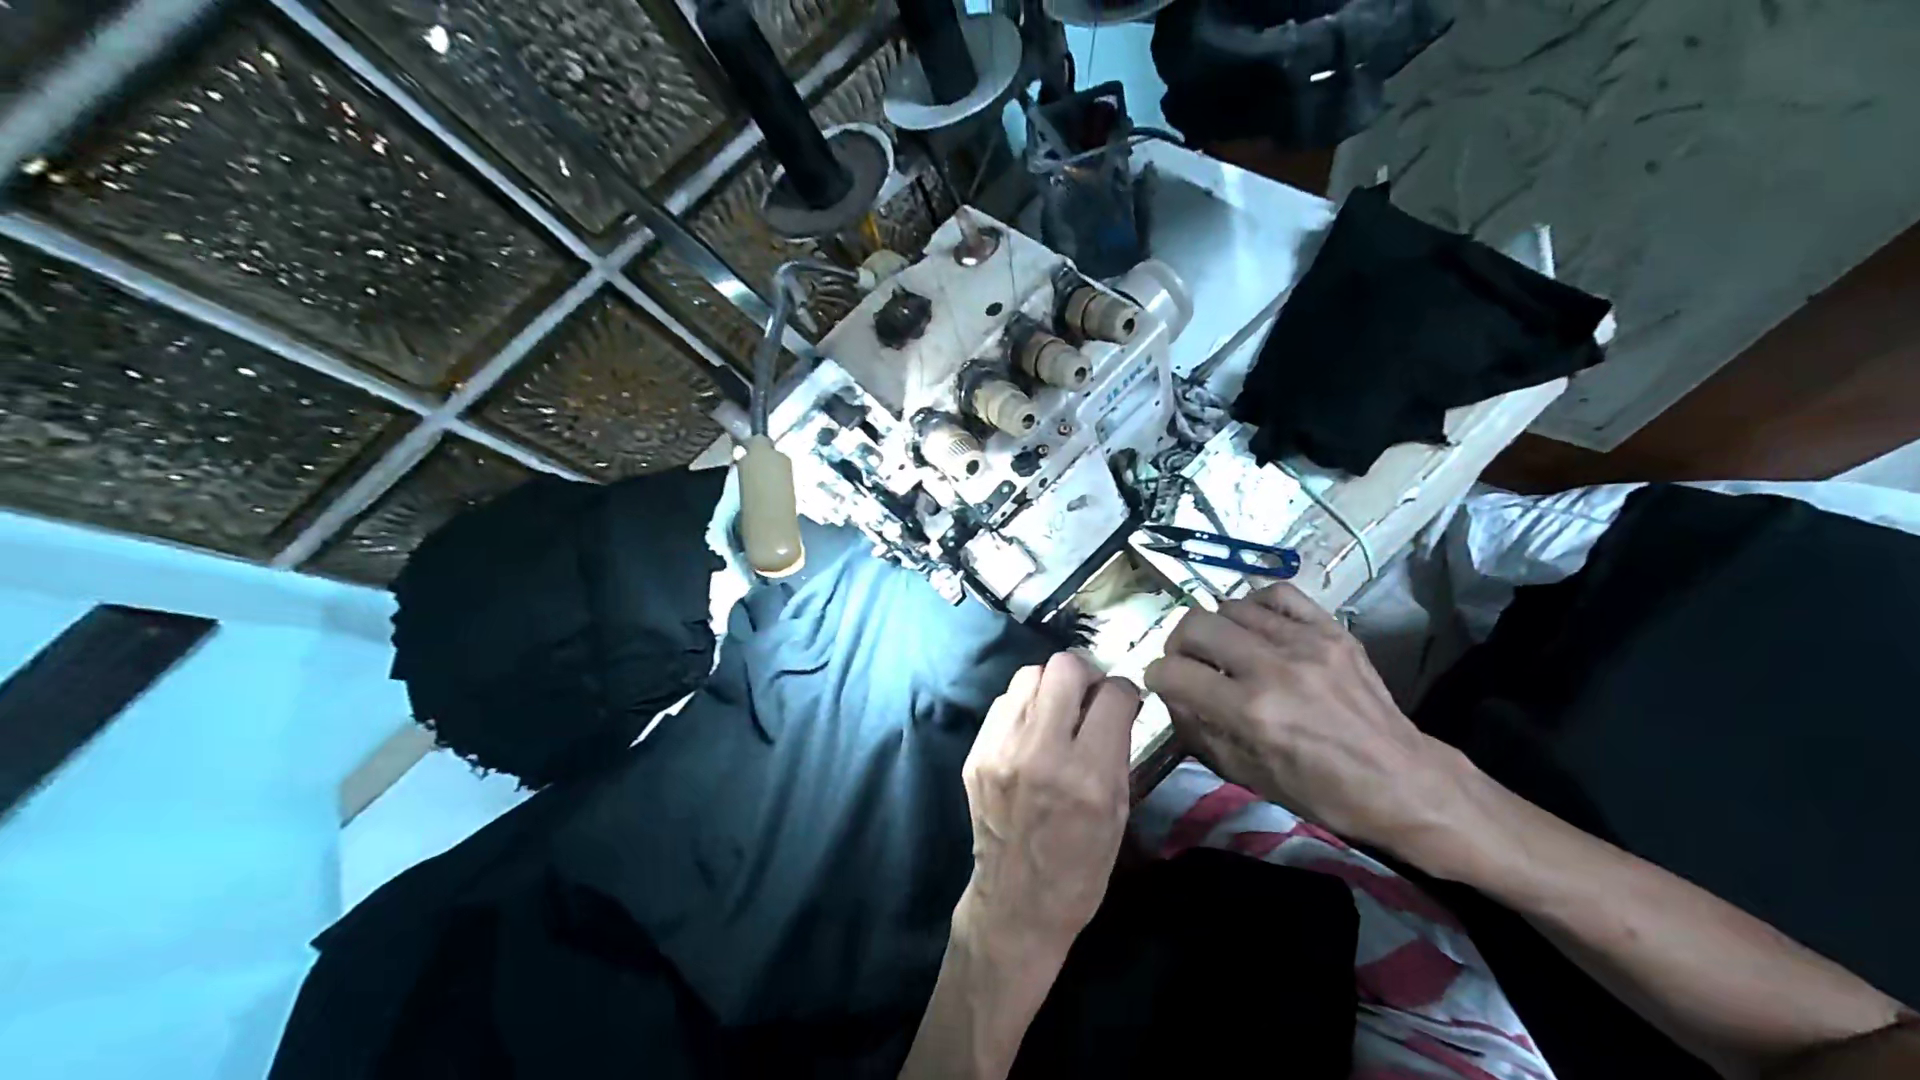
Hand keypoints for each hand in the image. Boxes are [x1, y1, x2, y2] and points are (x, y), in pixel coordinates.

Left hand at [958, 652, 1140, 963]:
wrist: (1017, 903)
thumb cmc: (1082, 867)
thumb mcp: (1118, 812)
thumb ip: (1116, 749)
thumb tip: (1117, 701)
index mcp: (1087, 775)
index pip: (1113, 695)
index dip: (1124, 691)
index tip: (1123, 701)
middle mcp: (1040, 752)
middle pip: (1064, 667)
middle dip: (1086, 675)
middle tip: (1090, 696)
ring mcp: (1000, 750)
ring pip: (1029, 675)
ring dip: (1051, 686)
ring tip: (1058, 712)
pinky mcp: (975, 754)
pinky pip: (1004, 703)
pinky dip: (1023, 707)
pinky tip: (1032, 732)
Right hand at [1144, 582, 1475, 856]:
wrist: (1405, 782)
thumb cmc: (1323, 792)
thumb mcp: (1249, 775)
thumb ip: (1199, 731)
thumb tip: (1172, 695)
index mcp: (1251, 712)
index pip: (1173, 672)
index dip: (1157, 677)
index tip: (1164, 684)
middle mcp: (1273, 668)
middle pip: (1195, 626)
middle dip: (1178, 645)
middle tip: (1189, 663)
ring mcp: (1306, 642)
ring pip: (1230, 606)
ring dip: (1216, 628)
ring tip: (1226, 649)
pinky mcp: (1332, 630)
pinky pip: (1278, 595)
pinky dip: (1256, 606)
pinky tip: (1257, 626)